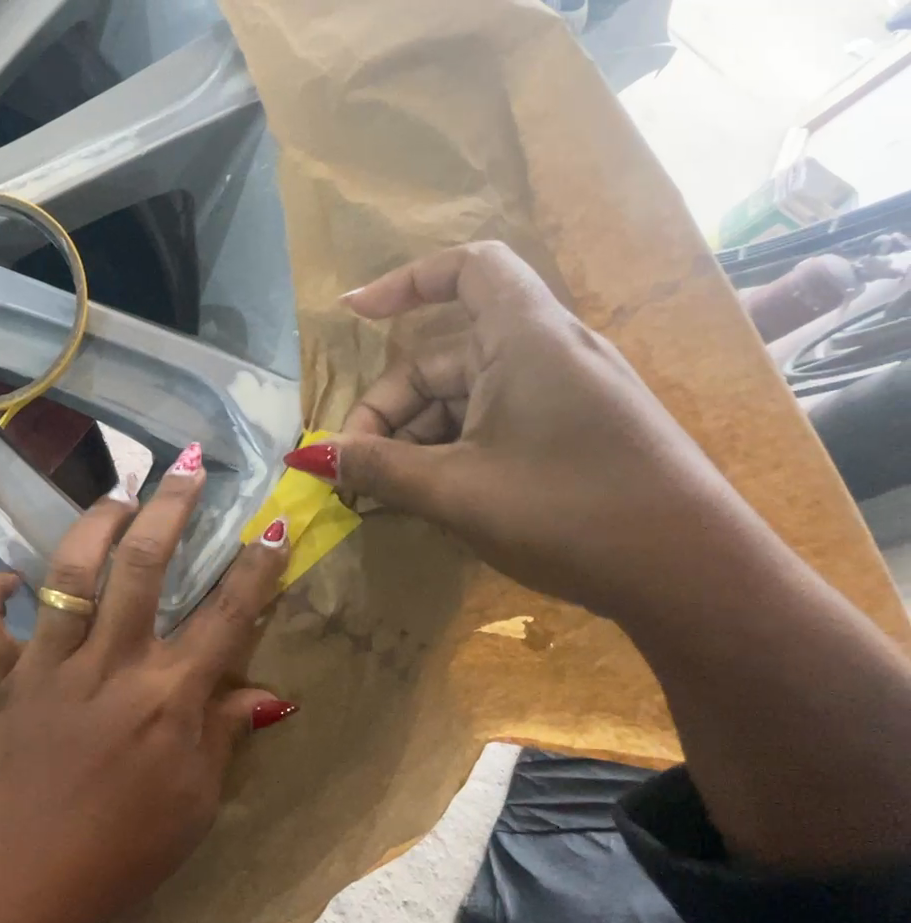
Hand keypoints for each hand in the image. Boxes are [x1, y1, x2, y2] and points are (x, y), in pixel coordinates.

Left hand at [0, 450, 294, 922]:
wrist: (27, 875)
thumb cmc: (124, 848)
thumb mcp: (197, 801)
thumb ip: (226, 733)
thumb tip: (268, 689)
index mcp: (169, 697)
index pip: (227, 616)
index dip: (257, 567)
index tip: (273, 524)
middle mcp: (110, 666)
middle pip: (144, 567)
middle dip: (169, 510)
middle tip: (182, 470)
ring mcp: (48, 667)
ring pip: (68, 576)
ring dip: (92, 528)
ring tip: (115, 501)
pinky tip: (6, 576)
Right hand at [286, 240, 761, 619]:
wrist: (693, 574)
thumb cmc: (569, 513)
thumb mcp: (455, 491)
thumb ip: (376, 468)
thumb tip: (309, 457)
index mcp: (526, 341)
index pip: (469, 268)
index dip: (405, 282)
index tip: (351, 318)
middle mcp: (546, 354)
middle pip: (442, 354)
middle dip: (386, 407)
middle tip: (350, 468)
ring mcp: (562, 395)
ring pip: (460, 396)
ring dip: (411, 437)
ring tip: (380, 493)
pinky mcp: (571, 432)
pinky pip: (489, 422)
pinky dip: (446, 450)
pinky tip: (424, 495)